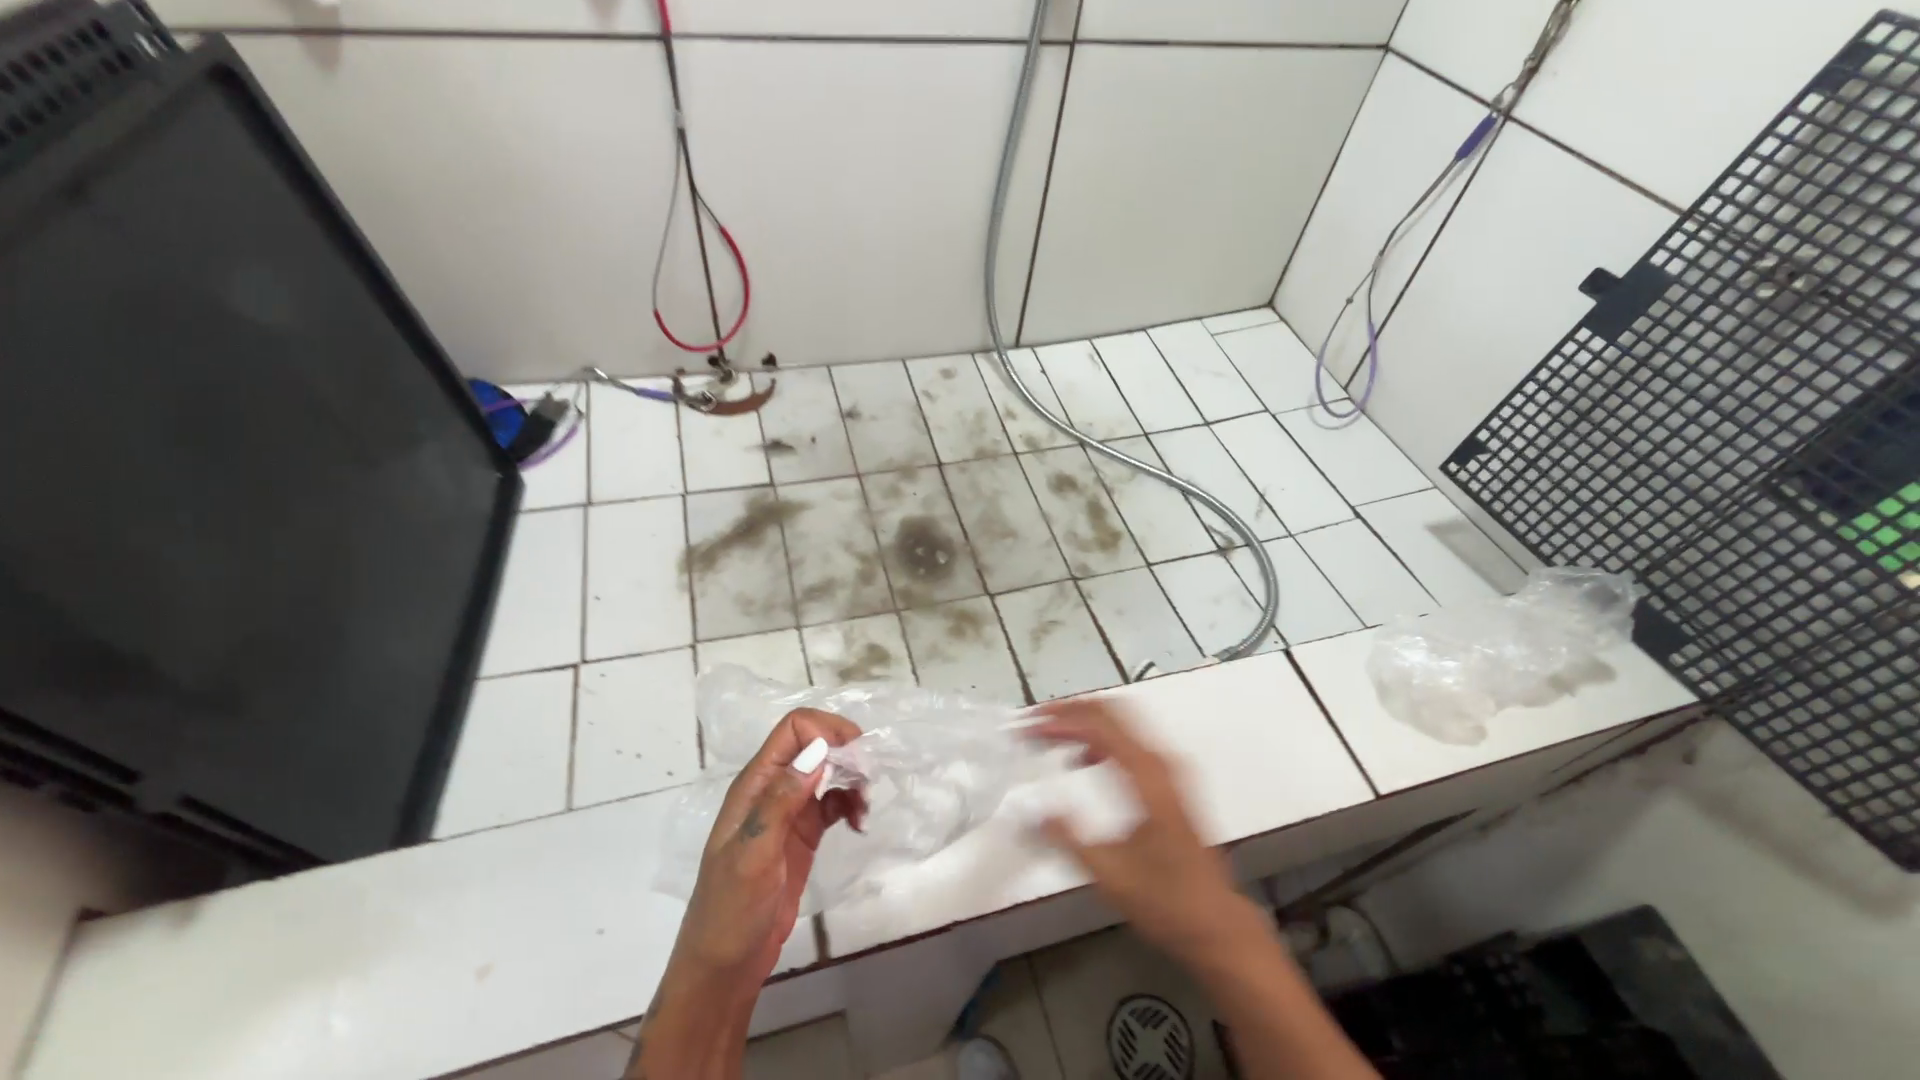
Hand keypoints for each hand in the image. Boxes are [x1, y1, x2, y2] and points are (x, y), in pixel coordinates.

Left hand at [674, 707, 865, 983]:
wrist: (725, 965)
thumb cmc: (732, 910)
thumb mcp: (753, 855)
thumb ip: (780, 802)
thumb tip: (818, 752)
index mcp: (754, 786)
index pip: (793, 730)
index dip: (827, 730)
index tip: (857, 757)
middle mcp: (771, 791)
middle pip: (814, 745)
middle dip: (847, 754)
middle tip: (870, 784)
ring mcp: (788, 814)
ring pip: (827, 773)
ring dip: (853, 781)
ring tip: (866, 810)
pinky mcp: (802, 837)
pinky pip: (832, 804)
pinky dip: (850, 805)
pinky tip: (859, 824)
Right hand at [1030, 699, 1260, 967]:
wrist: (1216, 922)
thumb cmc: (1165, 900)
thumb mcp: (1108, 873)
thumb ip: (1066, 837)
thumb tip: (1030, 810)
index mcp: (1148, 778)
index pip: (1100, 726)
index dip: (1061, 719)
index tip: (1029, 726)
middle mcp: (1163, 764)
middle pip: (1114, 711)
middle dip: (1071, 710)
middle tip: (1035, 720)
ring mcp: (1171, 771)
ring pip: (1124, 723)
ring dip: (1086, 722)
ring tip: (1051, 736)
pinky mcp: (1171, 782)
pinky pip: (1131, 742)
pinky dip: (1102, 739)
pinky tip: (1083, 760)